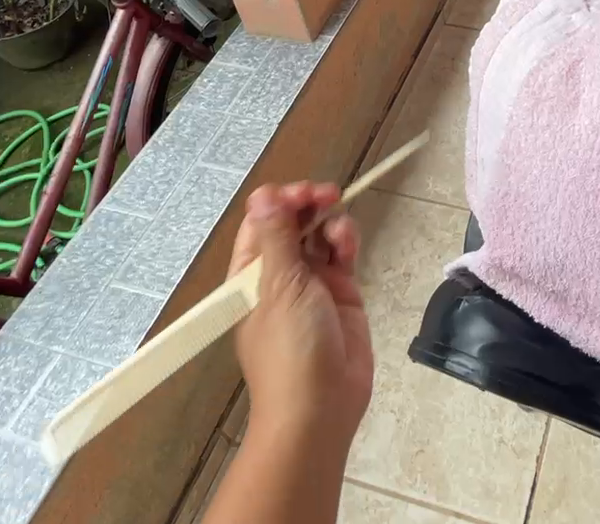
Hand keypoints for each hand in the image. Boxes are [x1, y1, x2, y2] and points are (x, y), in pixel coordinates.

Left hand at [228, 182, 373, 453]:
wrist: (321, 406)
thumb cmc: (290, 346)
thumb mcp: (279, 286)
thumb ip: (276, 237)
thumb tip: (262, 193)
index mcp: (251, 274)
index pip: (261, 222)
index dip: (281, 201)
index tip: (304, 193)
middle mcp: (279, 273)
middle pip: (292, 223)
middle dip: (308, 205)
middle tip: (328, 195)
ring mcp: (311, 282)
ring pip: (319, 234)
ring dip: (329, 223)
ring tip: (340, 232)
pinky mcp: (340, 292)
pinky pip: (341, 254)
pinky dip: (345, 241)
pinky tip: (348, 243)